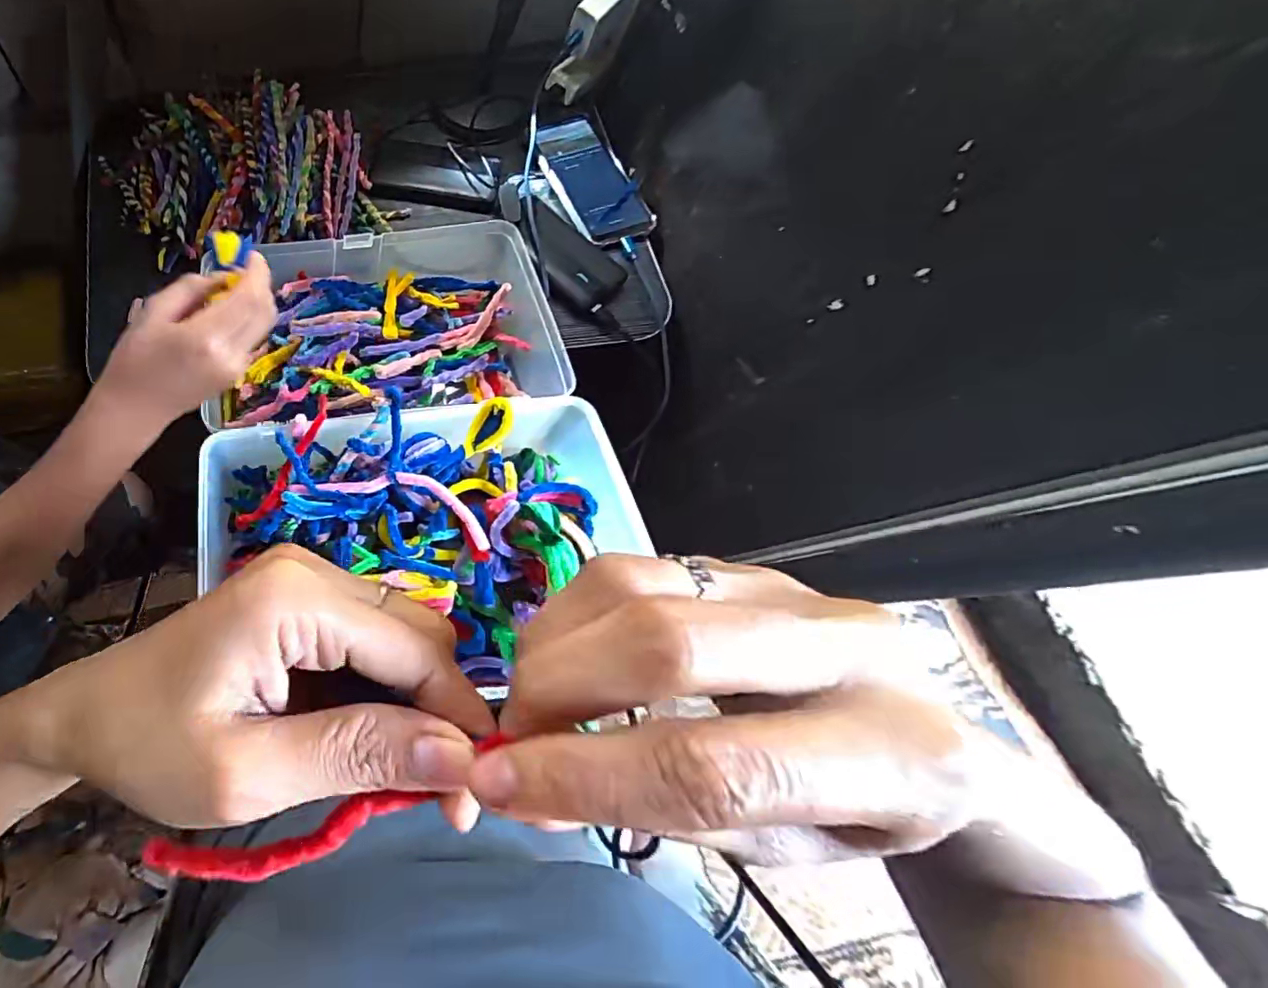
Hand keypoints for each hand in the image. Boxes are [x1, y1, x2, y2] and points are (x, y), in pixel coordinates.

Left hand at [18, 545, 494, 828]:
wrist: (88, 714)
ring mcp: (305, 580)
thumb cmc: (152, 745)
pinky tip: (364, 737)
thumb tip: (461, 757)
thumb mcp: (249, 772)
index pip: (417, 651)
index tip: (473, 796)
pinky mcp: (299, 601)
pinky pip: (367, 642)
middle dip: (439, 711)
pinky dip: (381, 693)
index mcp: (295, 596)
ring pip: (400, 638)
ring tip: (397, 773)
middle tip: (435, 794)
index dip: (457, 719)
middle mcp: (310, 570)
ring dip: (412, 705)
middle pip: (417, 635)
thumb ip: (357, 756)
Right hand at [94, 254, 277, 428]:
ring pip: (263, 327)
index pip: (249, 298)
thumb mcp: (153, 312)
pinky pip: (252, 341)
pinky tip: (225, 317)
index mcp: (207, 338)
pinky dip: (248, 322)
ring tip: (231, 292)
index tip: (252, 256)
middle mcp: (230, 355)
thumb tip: (221, 278)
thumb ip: (191, 288)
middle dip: (260, 285)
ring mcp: (236, 369)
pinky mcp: (235, 376)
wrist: (135, 409)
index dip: (257, 273)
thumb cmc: (135, 359)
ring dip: (255, 303)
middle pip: (264, 312)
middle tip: (244, 271)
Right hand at [469, 554, 998, 864]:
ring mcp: (786, 587)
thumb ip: (643, 810)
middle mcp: (848, 648)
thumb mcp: (767, 846)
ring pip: (631, 589)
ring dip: (552, 645)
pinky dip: (567, 615)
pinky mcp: (732, 561)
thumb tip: (517, 788)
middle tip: (515, 733)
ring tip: (534, 696)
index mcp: (892, 756)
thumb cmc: (844, 807)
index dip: (585, 775)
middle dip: (558, 691)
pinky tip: (560, 654)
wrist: (907, 726)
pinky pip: (622, 567)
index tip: (500, 783)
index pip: (709, 766)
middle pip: (662, 646)